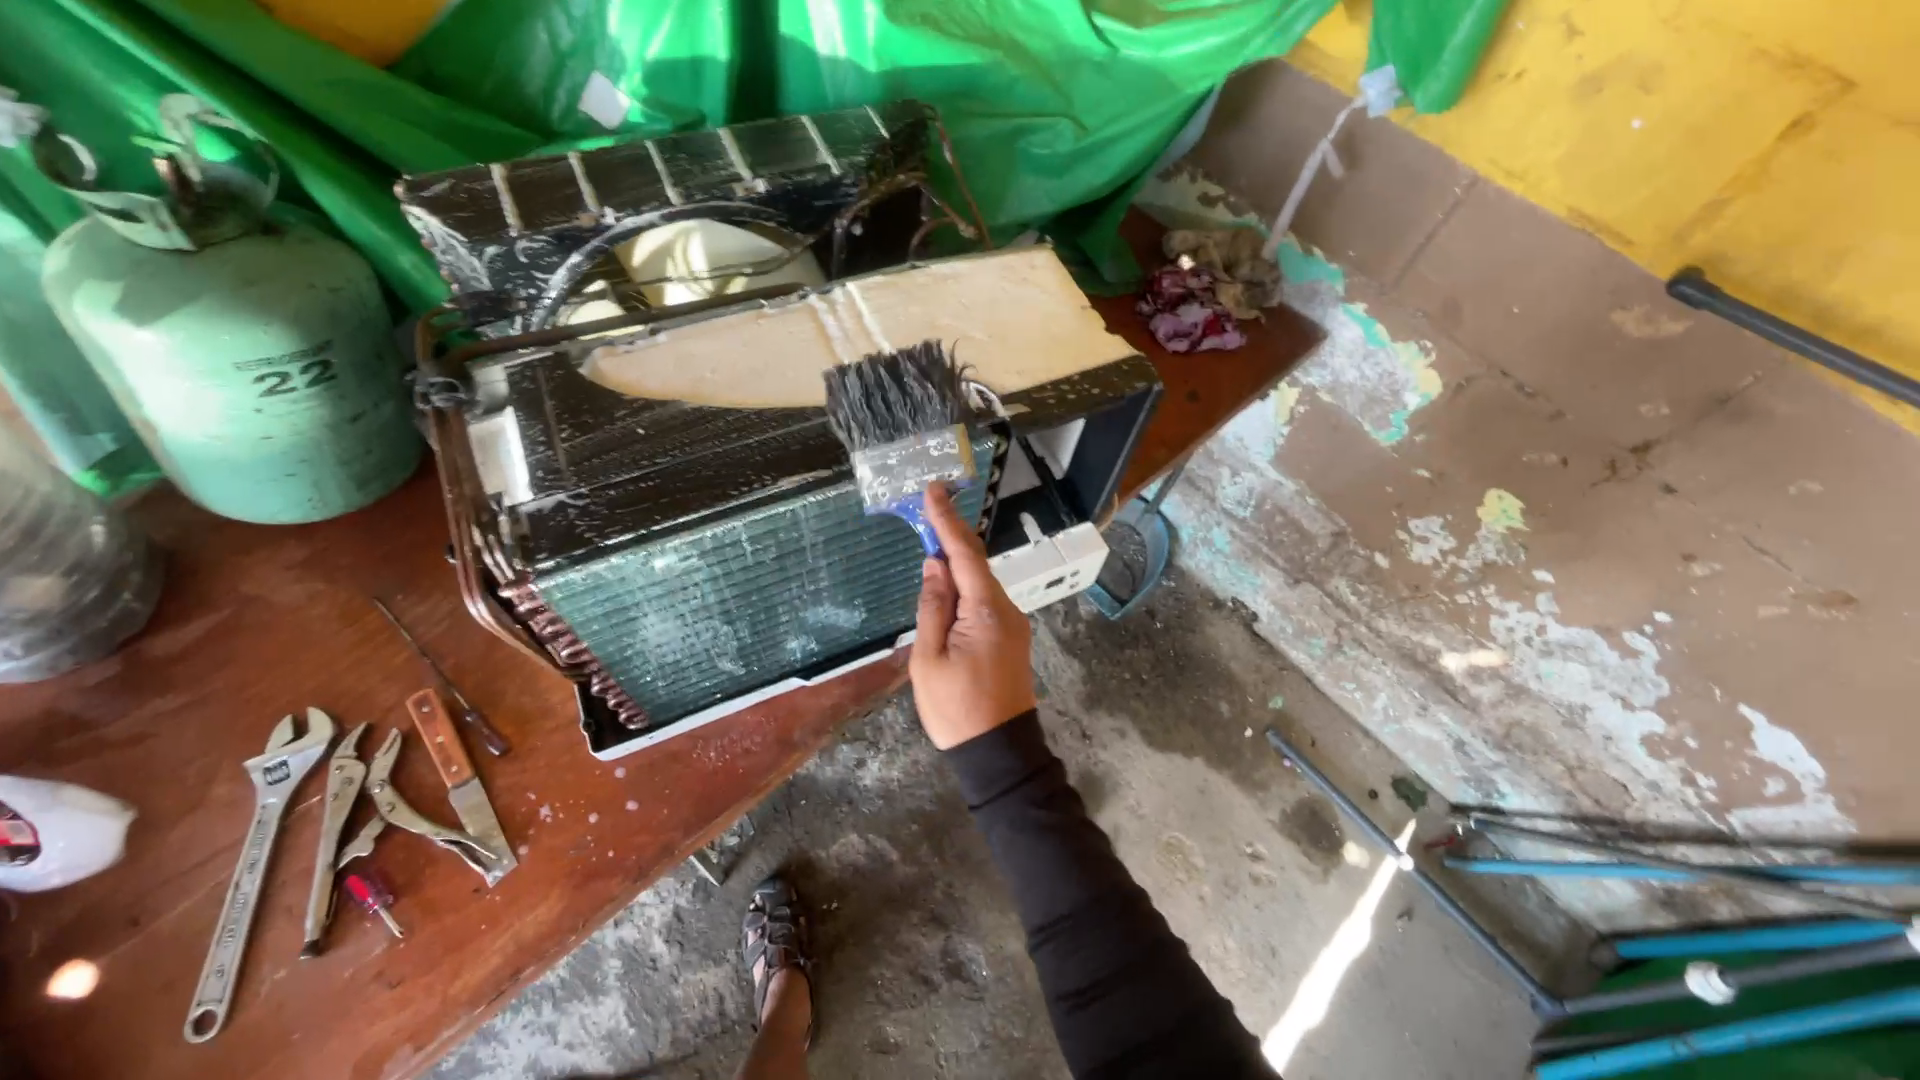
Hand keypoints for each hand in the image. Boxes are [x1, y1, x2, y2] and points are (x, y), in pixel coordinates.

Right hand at [910, 484, 1037, 748]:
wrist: (999, 753)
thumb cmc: (956, 709)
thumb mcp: (928, 659)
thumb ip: (932, 607)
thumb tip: (934, 567)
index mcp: (986, 610)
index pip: (964, 554)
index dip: (947, 520)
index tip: (933, 490)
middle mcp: (1007, 609)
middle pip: (975, 565)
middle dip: (950, 538)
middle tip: (926, 509)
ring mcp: (1014, 624)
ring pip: (980, 585)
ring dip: (955, 568)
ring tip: (928, 553)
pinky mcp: (1012, 639)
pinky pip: (985, 603)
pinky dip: (965, 591)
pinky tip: (946, 591)